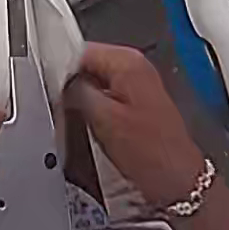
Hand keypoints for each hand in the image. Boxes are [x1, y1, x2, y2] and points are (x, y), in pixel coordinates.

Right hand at [63, 43, 206, 208]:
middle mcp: (134, 66)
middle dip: (72, 84)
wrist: (177, 180)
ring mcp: (136, 83)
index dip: (62, 68)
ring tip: (79, 120)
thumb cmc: (150, 151)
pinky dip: (95, 107)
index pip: (81, 50)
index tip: (51, 87)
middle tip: (63, 107)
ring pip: (95, 81)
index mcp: (127, 61)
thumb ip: (78, 91)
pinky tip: (93, 126)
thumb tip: (62, 80)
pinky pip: (105, 94)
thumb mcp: (103, 118)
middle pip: (88, 64)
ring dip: (82, 98)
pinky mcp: (136, 100)